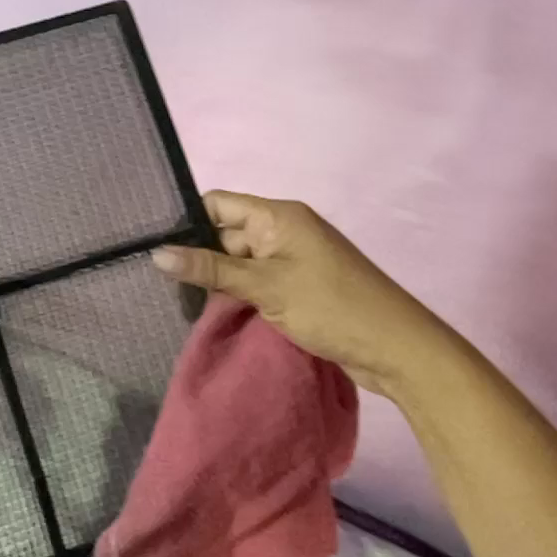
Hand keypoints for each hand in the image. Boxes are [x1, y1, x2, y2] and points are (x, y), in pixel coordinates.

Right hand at [152, 190, 458, 396]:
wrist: (400, 351)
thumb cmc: (332, 307)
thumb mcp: (264, 287)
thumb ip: (208, 269)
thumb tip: (155, 253)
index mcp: (278, 215)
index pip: (218, 204)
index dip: (188, 222)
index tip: (158, 248)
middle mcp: (285, 229)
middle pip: (225, 233)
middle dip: (199, 257)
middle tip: (163, 284)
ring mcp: (294, 258)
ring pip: (239, 261)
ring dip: (219, 280)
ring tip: (182, 300)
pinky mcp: (300, 284)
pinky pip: (257, 280)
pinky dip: (239, 293)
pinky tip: (216, 311)